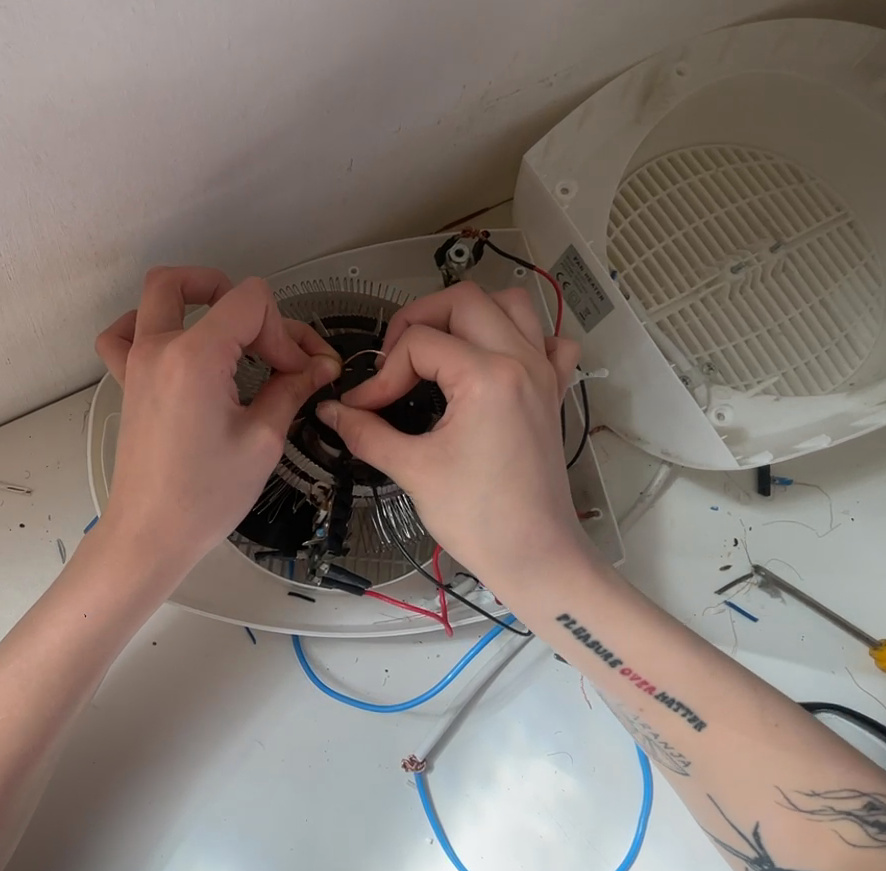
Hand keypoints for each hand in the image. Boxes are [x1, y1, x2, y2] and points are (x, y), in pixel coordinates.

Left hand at [95, 267, 341, 573]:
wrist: (151, 534)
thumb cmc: (202, 498)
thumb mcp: (262, 441)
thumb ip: (290, 391)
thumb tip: (317, 367)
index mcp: (195, 357)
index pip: (250, 302)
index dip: (283, 331)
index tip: (295, 372)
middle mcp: (159, 349)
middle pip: (199, 284)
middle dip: (243, 304)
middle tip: (267, 344)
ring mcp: (137, 364)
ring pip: (157, 296)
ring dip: (194, 299)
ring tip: (225, 332)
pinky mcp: (129, 385)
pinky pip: (123, 335)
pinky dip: (147, 325)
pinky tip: (174, 347)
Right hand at [314, 281, 583, 582]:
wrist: (533, 554)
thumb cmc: (481, 518)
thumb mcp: (413, 470)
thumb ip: (367, 433)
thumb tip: (334, 413)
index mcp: (487, 377)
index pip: (418, 345)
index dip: (380, 375)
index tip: (362, 408)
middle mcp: (520, 363)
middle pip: (464, 300)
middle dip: (417, 322)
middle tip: (392, 363)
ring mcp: (542, 375)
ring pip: (511, 305)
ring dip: (469, 315)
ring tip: (437, 349)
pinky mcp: (551, 395)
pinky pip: (548, 340)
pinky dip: (521, 338)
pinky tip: (492, 364)